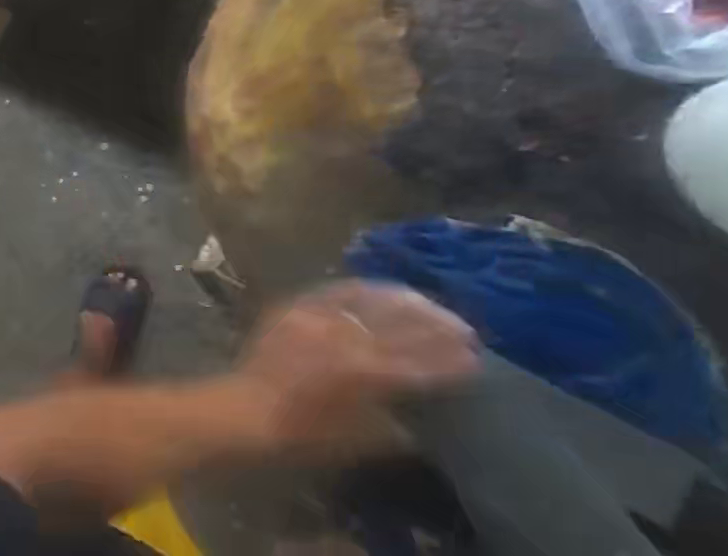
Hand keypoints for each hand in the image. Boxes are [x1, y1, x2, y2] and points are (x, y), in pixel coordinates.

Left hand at [230, 280, 478, 452]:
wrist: (250, 407)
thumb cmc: (308, 434)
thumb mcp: (367, 438)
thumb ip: (400, 422)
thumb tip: (422, 410)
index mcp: (369, 375)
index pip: (423, 363)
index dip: (452, 360)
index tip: (477, 357)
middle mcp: (346, 340)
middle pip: (401, 326)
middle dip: (437, 326)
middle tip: (463, 328)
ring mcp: (318, 318)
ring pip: (370, 302)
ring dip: (404, 302)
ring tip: (428, 304)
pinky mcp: (295, 307)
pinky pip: (333, 292)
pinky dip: (361, 290)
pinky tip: (379, 289)